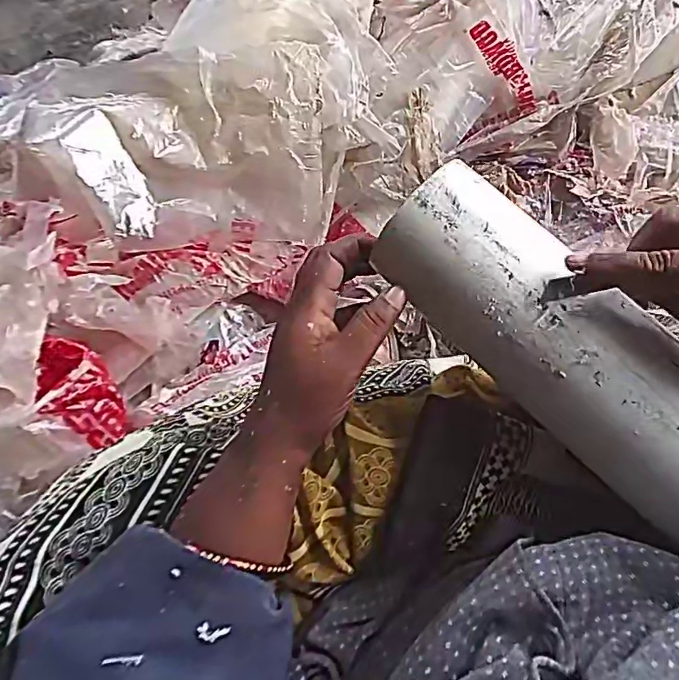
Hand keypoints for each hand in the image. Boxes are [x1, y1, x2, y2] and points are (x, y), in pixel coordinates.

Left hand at [250, 235, 406, 454]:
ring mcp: (302, 324)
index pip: (328, 258)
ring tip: (385, 278)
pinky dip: (351, 302)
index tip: (386, 247)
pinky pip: (330, 308)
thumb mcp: (349, 359)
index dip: (356, 245)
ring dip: (353, 277)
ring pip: (327, 287)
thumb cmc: (310, 400)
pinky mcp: (307, 340)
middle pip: (324, 266)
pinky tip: (372, 312)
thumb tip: (398, 290)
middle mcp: (301, 309)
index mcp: (307, 307)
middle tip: (387, 258)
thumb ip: (374, 322)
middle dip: (355, 255)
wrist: (280, 434)